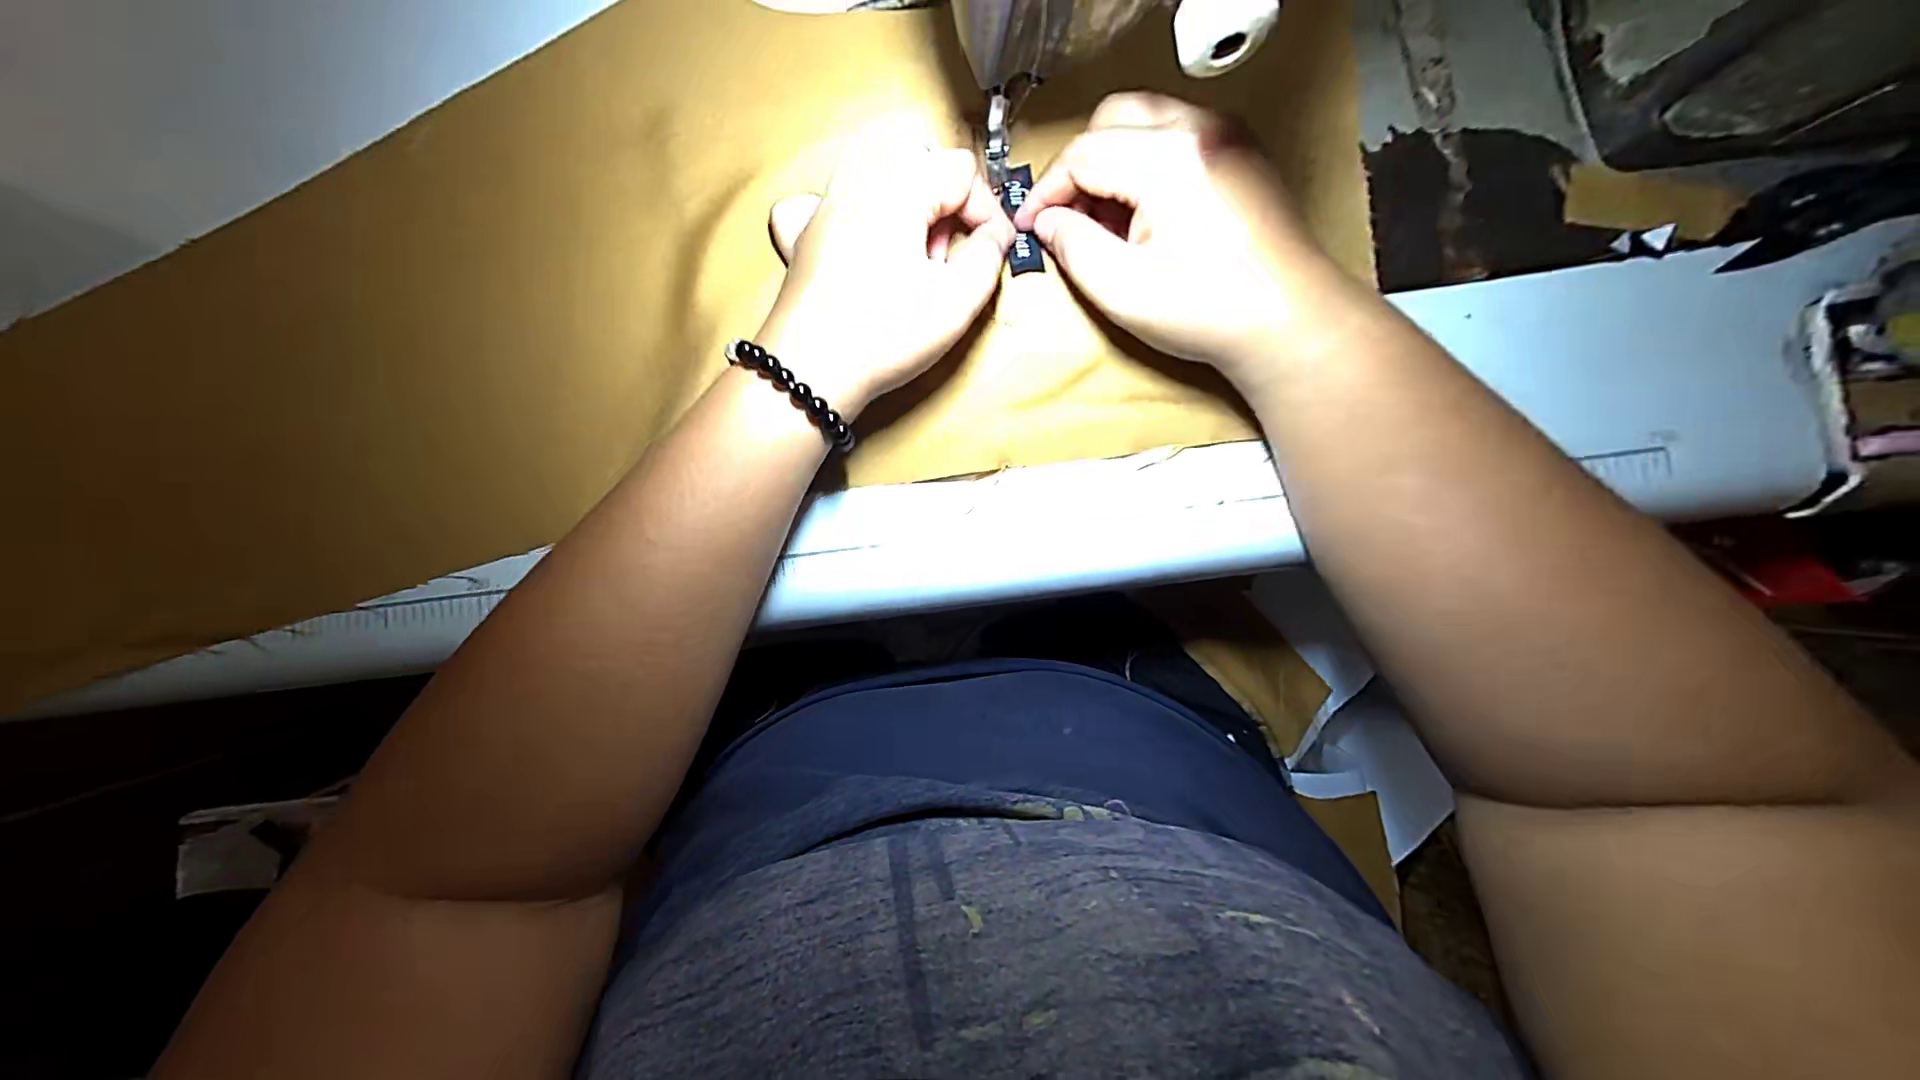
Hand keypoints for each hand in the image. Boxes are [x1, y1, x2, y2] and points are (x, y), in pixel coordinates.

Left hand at [756, 140, 1014, 418]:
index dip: (988, 212)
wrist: (811, 370)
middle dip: (948, 197)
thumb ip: (989, 256)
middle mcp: (859, 181)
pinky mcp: (809, 233)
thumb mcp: (958, 301)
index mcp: (899, 187)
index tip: (994, 248)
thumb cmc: (878, 337)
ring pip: (881, 167)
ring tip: (917, 254)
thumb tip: (995, 236)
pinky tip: (869, 241)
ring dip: (911, 201)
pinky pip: (837, 196)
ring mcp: (827, 204)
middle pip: (921, 156)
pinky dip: (861, 208)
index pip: (963, 170)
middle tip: (953, 250)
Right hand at [1013, 93, 1354, 386]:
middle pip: (1112, 120)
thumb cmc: (1211, 311)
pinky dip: (1144, 165)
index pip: (1083, 153)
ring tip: (1106, 223)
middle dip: (1079, 168)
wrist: (1287, 322)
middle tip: (1066, 220)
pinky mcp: (1239, 151)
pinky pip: (1175, 136)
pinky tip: (1142, 216)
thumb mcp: (1121, 289)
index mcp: (1169, 161)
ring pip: (1143, 122)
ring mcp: (1226, 135)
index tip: (1032, 224)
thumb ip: (1074, 247)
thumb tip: (1048, 222)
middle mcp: (1201, 130)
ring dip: (1111, 163)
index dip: (1047, 190)